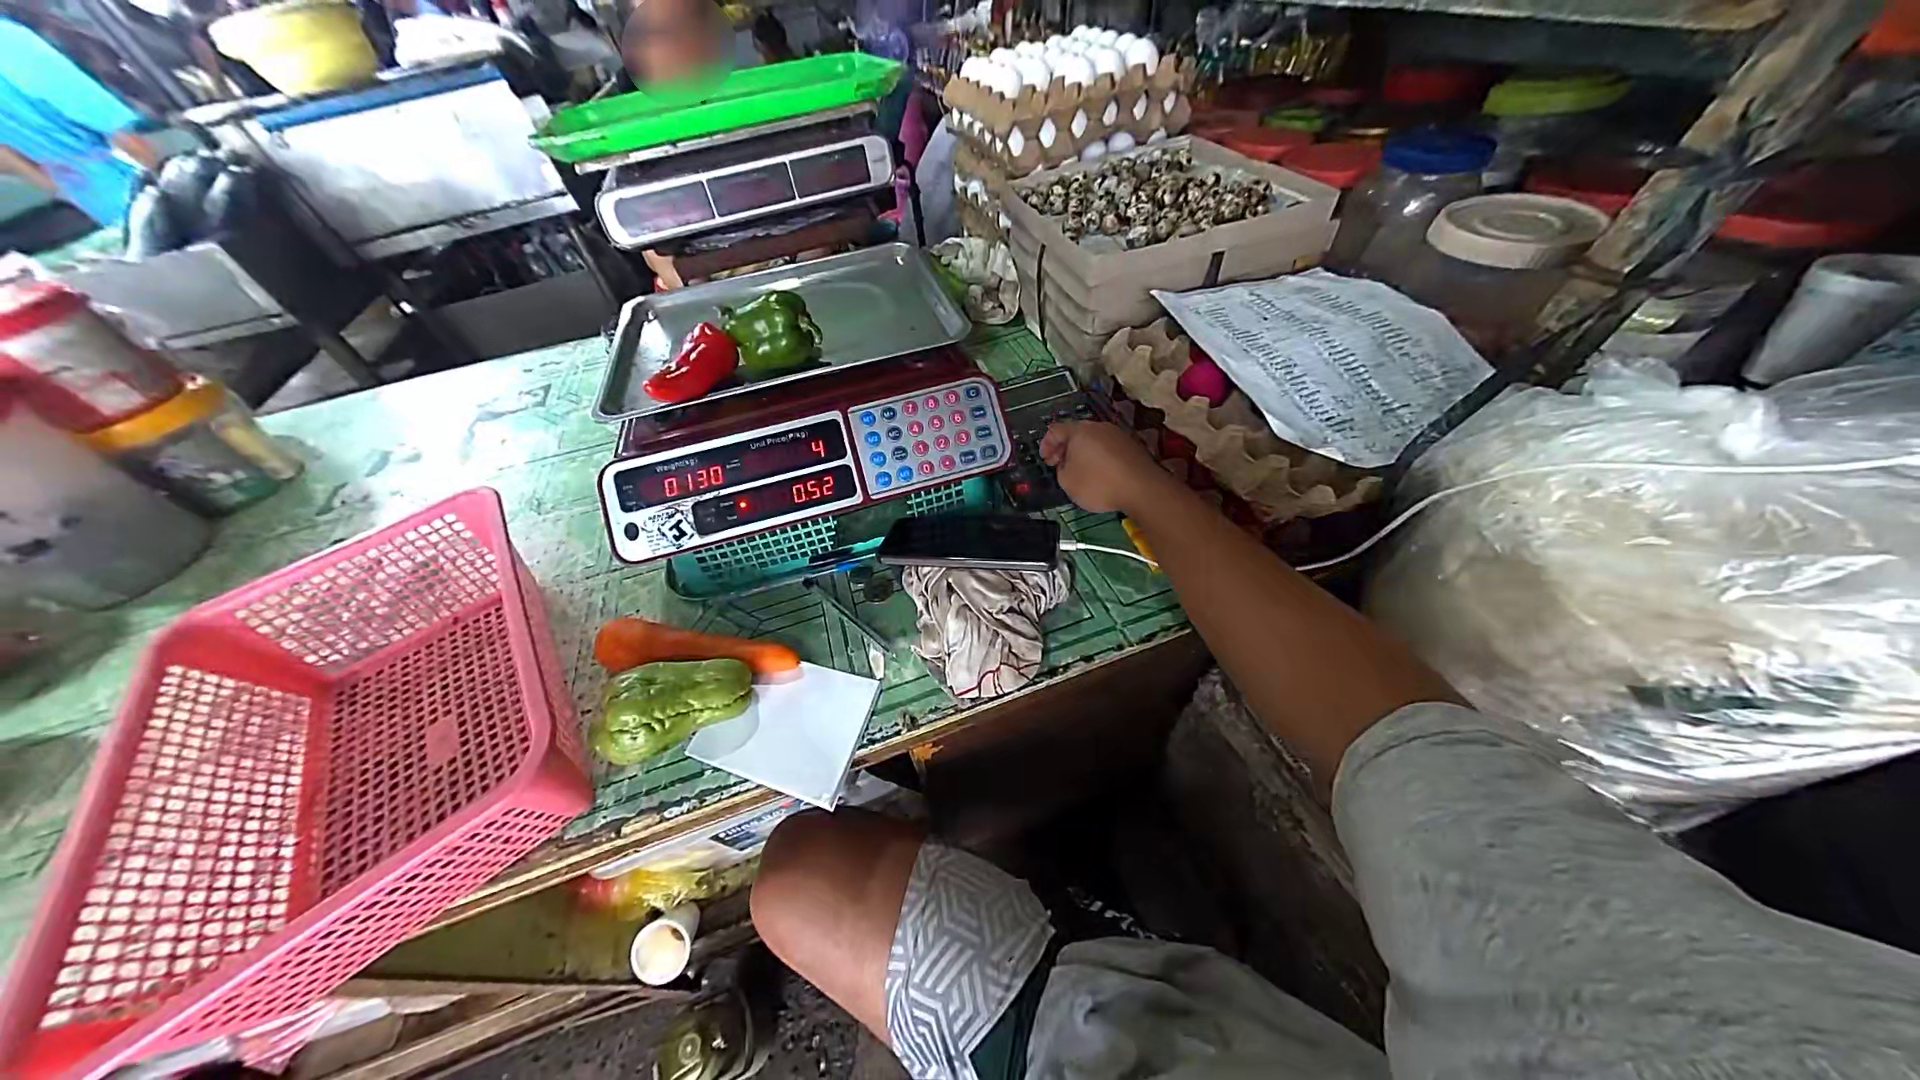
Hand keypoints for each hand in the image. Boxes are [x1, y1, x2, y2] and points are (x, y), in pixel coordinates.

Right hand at [1040, 420, 1169, 514]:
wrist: (1142, 488)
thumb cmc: (1100, 484)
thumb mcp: (1067, 481)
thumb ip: (1060, 469)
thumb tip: (1066, 465)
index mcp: (1079, 430)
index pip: (1055, 430)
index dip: (1046, 444)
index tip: (1046, 459)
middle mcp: (1099, 427)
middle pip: (1076, 433)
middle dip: (1066, 448)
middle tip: (1060, 464)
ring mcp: (1118, 435)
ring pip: (1094, 440)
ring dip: (1083, 453)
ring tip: (1081, 472)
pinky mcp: (1131, 446)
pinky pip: (1109, 449)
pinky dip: (1100, 459)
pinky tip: (1101, 475)